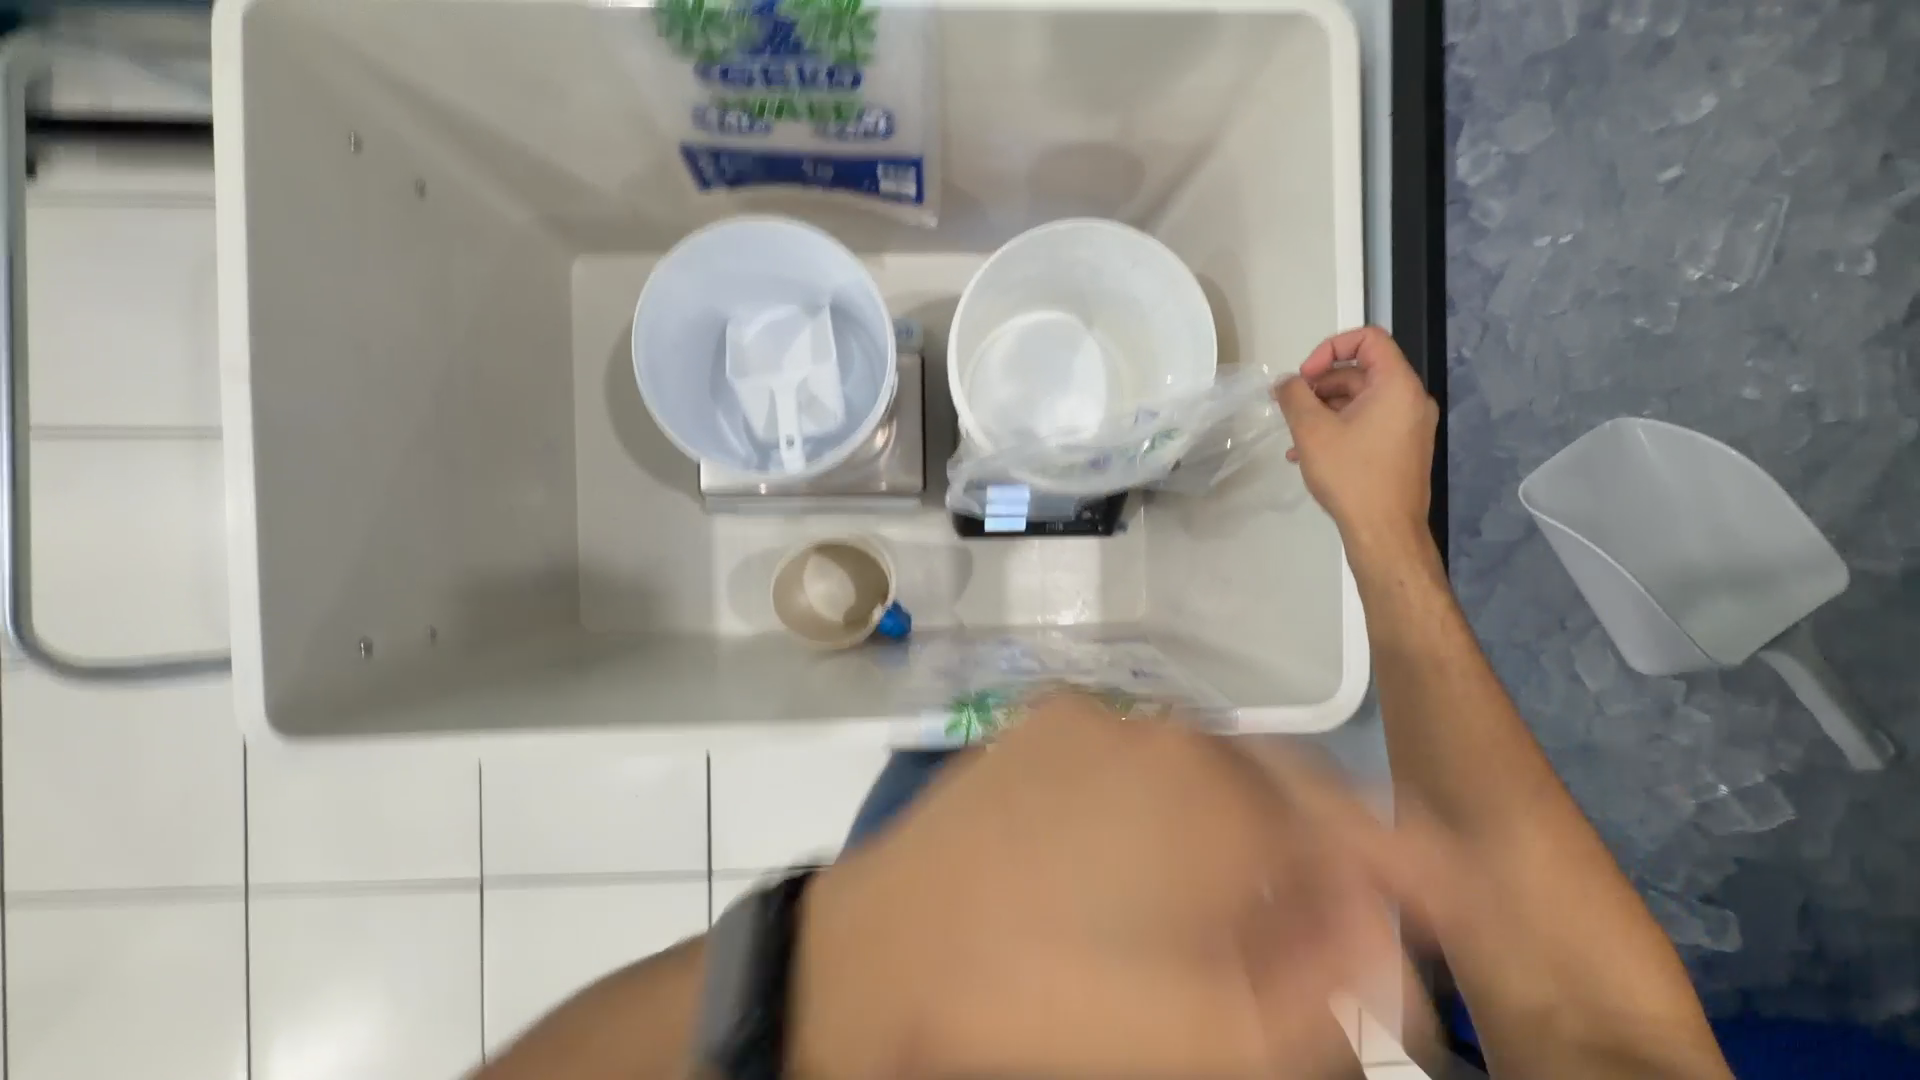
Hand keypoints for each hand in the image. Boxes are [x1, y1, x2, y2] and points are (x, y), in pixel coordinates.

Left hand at [791, 693, 1449, 1079]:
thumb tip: (1389, 937)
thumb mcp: (1205, 1030)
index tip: (1432, 903)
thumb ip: (1320, 984)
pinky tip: (1148, 844)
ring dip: (1239, 816)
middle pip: (1279, 783)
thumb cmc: (1046, 1003)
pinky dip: (1167, 789)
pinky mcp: (1043, 717)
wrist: (885, 952)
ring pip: (1206, 761)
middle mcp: (1166, 728)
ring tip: (1233, 887)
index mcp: (1218, 798)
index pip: (1349, 823)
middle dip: (1314, 845)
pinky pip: (1136, 748)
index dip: (1401, 869)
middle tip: (1322, 912)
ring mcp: (1097, 712)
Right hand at [1275, 327, 1438, 545]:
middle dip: (1320, 385)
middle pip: (1361, 372)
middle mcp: (1410, 399)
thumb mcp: (1312, 431)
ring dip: (1324, 410)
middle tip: (1291, 408)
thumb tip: (1285, 383)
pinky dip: (1340, 428)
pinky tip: (1309, 453)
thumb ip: (1294, 396)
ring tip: (1294, 437)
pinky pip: (1368, 423)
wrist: (1385, 531)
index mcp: (1397, 385)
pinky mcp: (1403, 449)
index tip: (1304, 377)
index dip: (1329, 348)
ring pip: (1360, 401)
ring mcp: (1410, 426)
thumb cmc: (1352, 476)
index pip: (1367, 339)